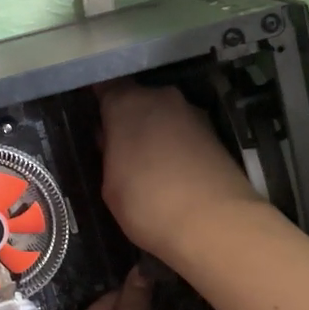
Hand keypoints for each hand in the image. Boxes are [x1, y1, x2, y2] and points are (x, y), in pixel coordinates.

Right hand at [98, 84, 263, 259]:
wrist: (215, 223)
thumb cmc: (147, 203)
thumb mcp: (110, 185)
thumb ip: (109, 155)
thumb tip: (113, 142)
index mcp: (127, 103)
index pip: (106, 87)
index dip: (99, 103)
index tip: (93, 120)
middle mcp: (161, 97)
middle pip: (138, 100)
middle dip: (129, 120)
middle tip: (119, 149)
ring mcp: (193, 112)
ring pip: (164, 115)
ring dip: (155, 132)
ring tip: (149, 166)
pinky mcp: (215, 133)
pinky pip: (185, 132)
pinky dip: (178, 145)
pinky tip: (175, 173)